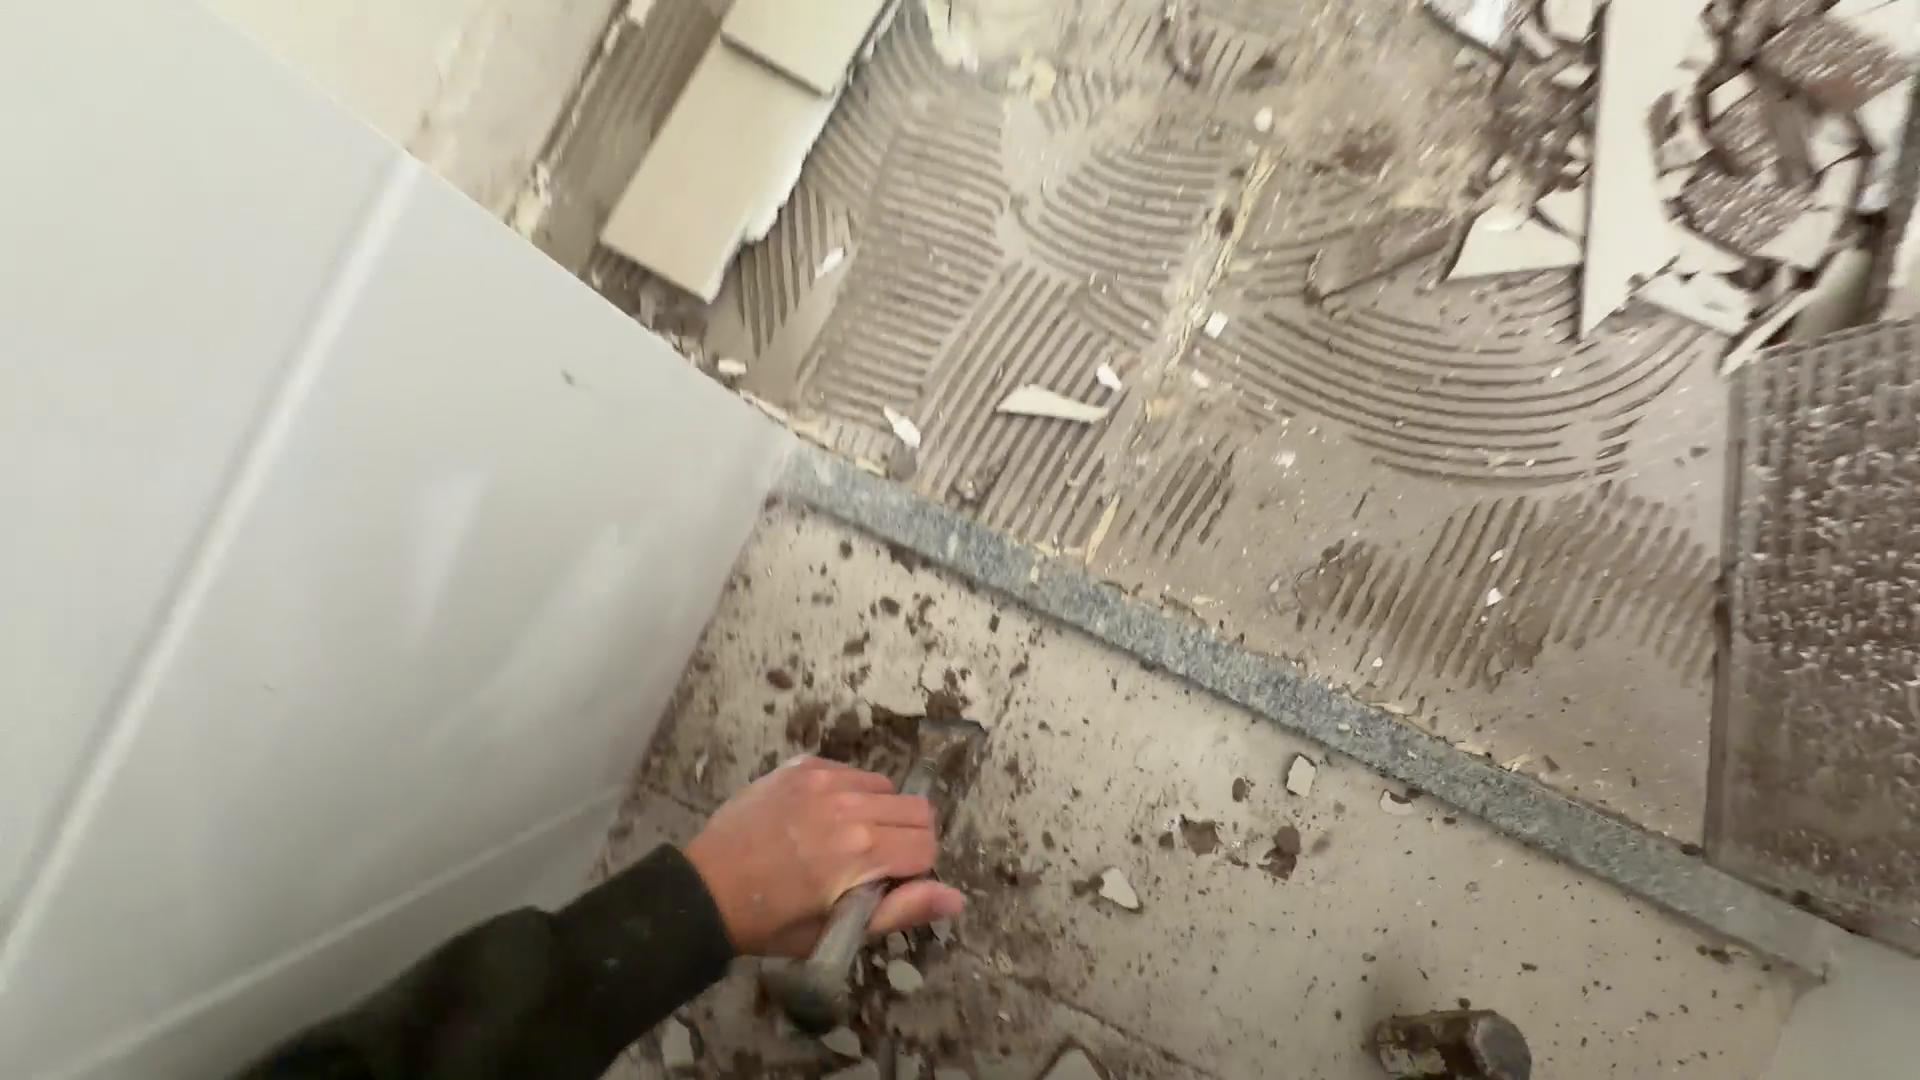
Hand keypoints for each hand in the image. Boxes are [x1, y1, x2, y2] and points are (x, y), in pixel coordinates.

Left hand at [682, 756, 965, 956]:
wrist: (707, 888)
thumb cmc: (773, 921)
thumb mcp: (836, 930)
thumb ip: (901, 910)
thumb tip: (955, 898)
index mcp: (861, 851)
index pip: (926, 845)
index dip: (917, 869)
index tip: (890, 883)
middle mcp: (850, 805)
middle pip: (918, 809)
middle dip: (909, 837)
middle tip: (877, 861)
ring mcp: (825, 779)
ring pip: (886, 786)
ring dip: (880, 812)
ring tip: (847, 837)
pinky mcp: (804, 766)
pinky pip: (851, 771)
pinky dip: (851, 792)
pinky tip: (823, 817)